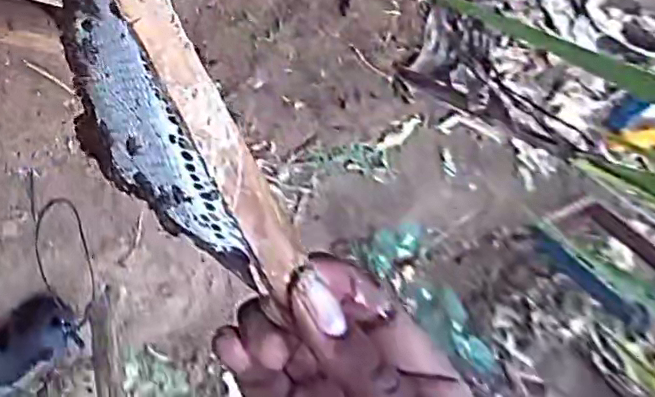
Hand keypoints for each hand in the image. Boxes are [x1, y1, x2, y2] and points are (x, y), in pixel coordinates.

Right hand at [214, 257, 469, 396]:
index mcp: (421, 377)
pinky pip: (253, 368)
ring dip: (256, 325)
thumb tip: (311, 290)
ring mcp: (319, 388)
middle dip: (283, 301)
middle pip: (310, 310)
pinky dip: (235, 351)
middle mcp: (365, 375)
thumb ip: (360, 359)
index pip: (369, 302)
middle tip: (276, 308)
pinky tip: (232, 347)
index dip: (332, 278)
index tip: (300, 268)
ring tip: (259, 344)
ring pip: (274, 332)